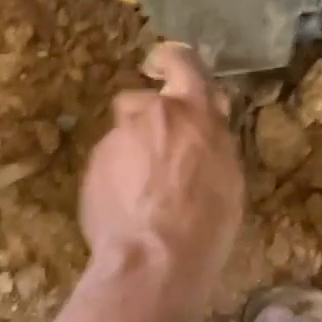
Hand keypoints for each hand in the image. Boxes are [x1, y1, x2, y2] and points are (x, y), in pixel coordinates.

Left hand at [79, 43, 243, 315]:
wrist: (154, 259)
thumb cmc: (207, 225)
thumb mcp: (228, 179)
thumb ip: (212, 141)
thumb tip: (206, 123)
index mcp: (193, 112)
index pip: (182, 62)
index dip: (170, 61)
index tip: (161, 66)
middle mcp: (152, 116)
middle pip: (141, 102)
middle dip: (147, 122)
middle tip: (160, 156)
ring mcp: (116, 140)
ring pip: (121, 135)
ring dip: (130, 153)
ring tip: (142, 193)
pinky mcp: (93, 167)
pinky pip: (106, 165)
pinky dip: (115, 180)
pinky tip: (126, 211)